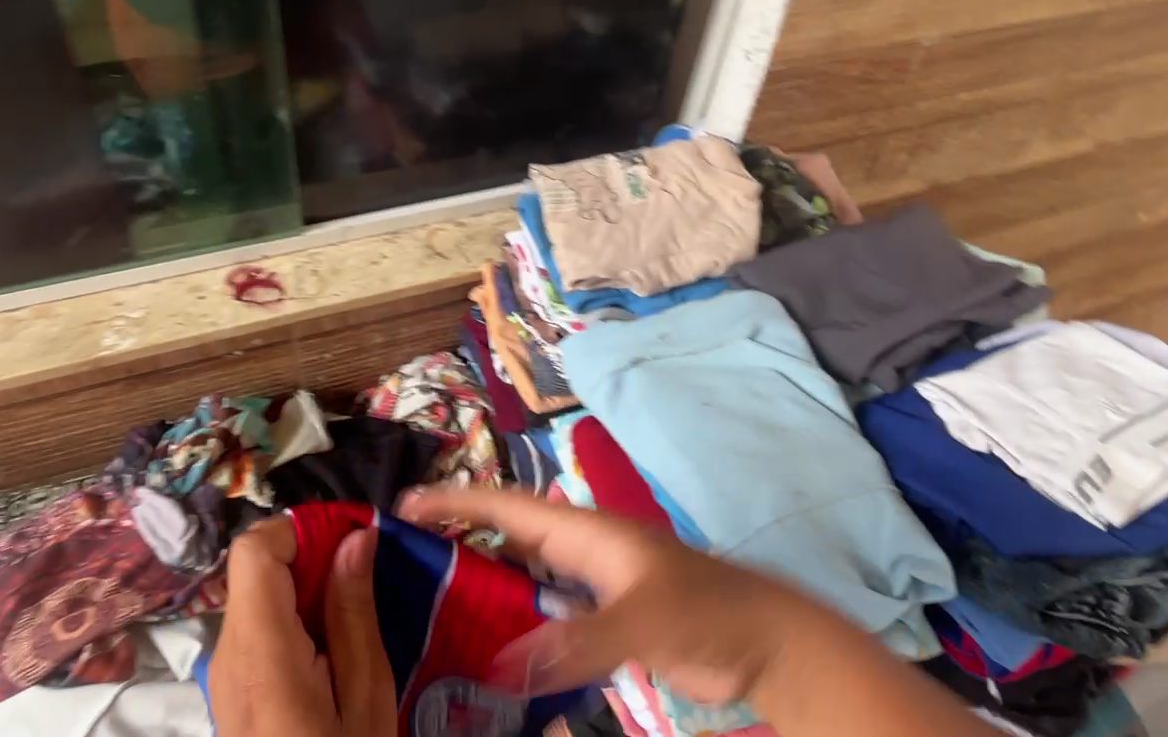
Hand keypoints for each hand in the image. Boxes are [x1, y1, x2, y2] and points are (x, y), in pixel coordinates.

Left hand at [208, 520, 395, 736]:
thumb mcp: (365, 697)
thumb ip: (353, 611)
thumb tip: (355, 537)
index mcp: (260, 652)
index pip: (254, 551)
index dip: (301, 530)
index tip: (352, 538)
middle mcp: (228, 652)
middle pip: (256, 567)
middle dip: (311, 553)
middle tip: (365, 572)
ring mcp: (224, 670)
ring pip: (257, 591)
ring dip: (306, 582)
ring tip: (354, 607)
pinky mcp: (231, 685)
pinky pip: (258, 622)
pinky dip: (294, 611)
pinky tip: (330, 640)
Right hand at [394, 487, 822, 704]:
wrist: (764, 638)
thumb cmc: (704, 611)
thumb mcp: (641, 620)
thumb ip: (575, 642)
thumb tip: (495, 666)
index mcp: (583, 531)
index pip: (506, 507)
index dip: (456, 502)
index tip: (405, 504)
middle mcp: (579, 549)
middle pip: (505, 538)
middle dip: (457, 542)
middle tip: (403, 560)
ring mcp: (590, 583)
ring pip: (520, 577)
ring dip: (481, 587)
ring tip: (428, 607)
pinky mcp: (602, 617)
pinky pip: (542, 613)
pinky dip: (512, 624)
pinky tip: (487, 651)